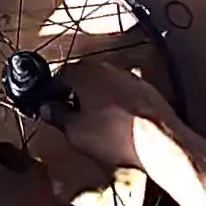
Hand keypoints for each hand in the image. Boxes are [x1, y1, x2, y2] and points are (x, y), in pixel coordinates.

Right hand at [47, 60, 186, 169]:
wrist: (158, 138)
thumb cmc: (113, 134)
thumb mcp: (76, 132)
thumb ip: (57, 116)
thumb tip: (46, 108)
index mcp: (83, 72)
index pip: (60, 75)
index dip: (53, 91)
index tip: (51, 104)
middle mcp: (104, 66)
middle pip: (82, 75)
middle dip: (75, 92)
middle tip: (71, 112)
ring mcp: (125, 74)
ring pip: (103, 81)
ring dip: (96, 95)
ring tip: (95, 119)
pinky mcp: (143, 85)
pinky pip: (121, 89)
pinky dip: (115, 100)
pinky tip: (117, 119)